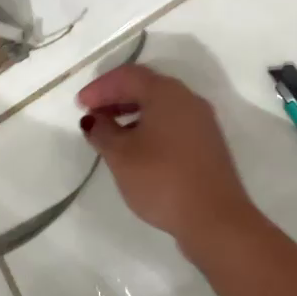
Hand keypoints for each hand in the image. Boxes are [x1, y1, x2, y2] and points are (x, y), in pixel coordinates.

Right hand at [77, 64, 262, 245]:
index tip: (79, 105)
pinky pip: (173, 123)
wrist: (216, 219)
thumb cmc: (162, 180)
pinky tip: (138, 150)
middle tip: (92, 116)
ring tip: (111, 135)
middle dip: (115, 98)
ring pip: (160, 106)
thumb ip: (103, 132)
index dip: (100, 87)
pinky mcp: (208, 144)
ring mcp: (201, 121)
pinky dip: (150, 127)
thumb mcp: (122, 156)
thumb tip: (94, 120)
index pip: (127, 76)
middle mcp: (187, 98)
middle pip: (145, 87)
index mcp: (166, 92)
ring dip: (132, 113)